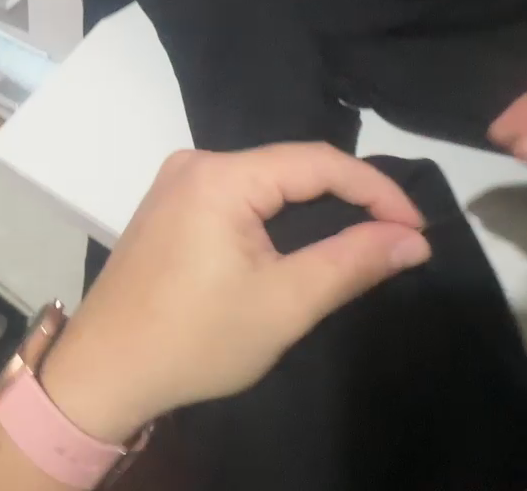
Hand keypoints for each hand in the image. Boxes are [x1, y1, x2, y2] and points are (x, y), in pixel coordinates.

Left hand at [36, 144, 431, 443]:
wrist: (107, 365)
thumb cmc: (196, 338)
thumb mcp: (283, 304)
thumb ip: (350, 262)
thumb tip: (412, 238)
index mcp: (219, 176)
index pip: (315, 161)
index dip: (375, 188)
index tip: (418, 228)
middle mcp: (195, 163)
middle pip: (287, 165)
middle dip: (346, 195)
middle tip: (397, 234)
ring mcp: (176, 181)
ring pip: (262, 180)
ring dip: (311, 204)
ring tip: (361, 233)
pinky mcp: (169, 203)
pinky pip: (235, 193)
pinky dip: (274, 212)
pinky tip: (298, 236)